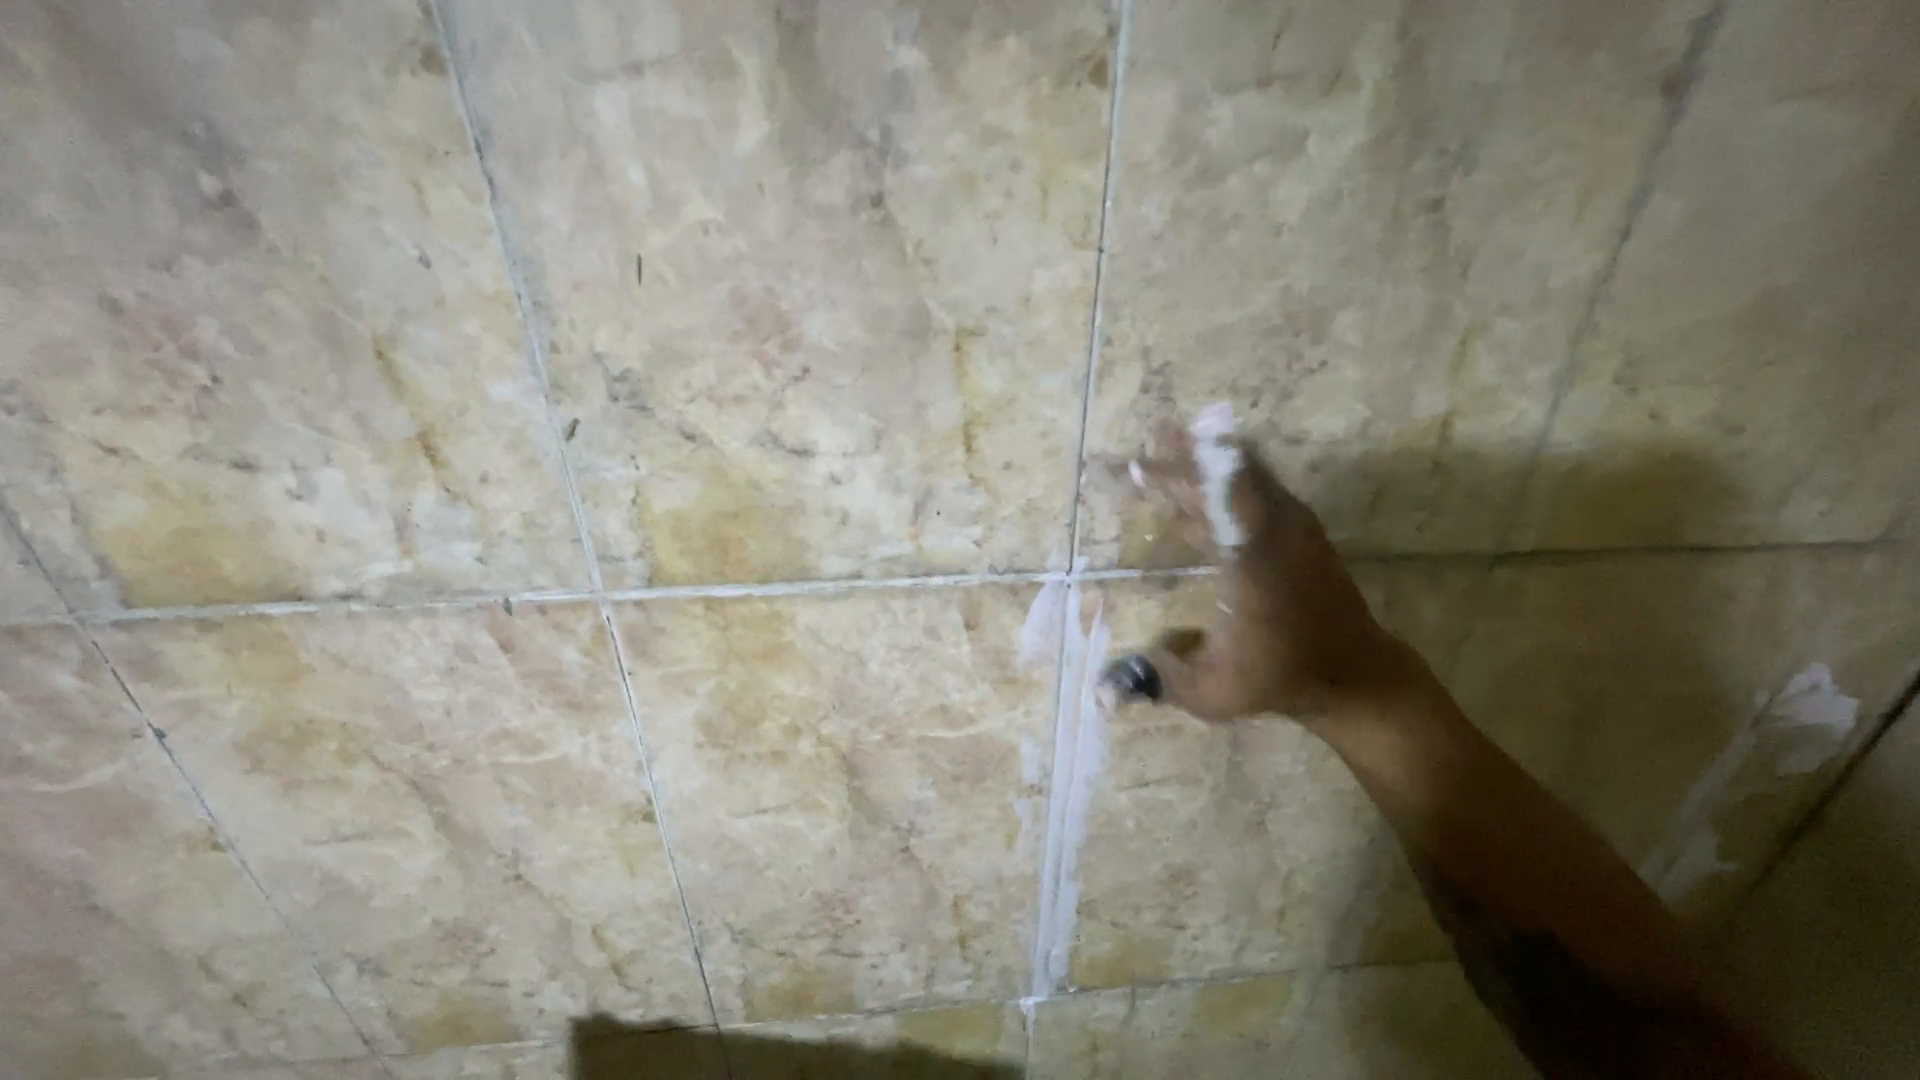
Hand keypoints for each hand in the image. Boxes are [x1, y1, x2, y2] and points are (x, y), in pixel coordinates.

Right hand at [1101, 406, 1413, 722]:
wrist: (1354, 673)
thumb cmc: (1280, 679)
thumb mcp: (1215, 690)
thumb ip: (1158, 679)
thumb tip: (1100, 690)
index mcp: (1253, 561)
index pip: (1219, 494)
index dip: (1175, 474)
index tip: (1137, 460)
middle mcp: (1273, 531)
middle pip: (1220, 477)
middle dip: (1170, 464)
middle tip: (1123, 460)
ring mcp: (1288, 525)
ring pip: (1237, 476)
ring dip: (1194, 463)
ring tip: (1152, 449)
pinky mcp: (1293, 529)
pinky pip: (1251, 488)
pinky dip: (1216, 479)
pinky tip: (1186, 487)